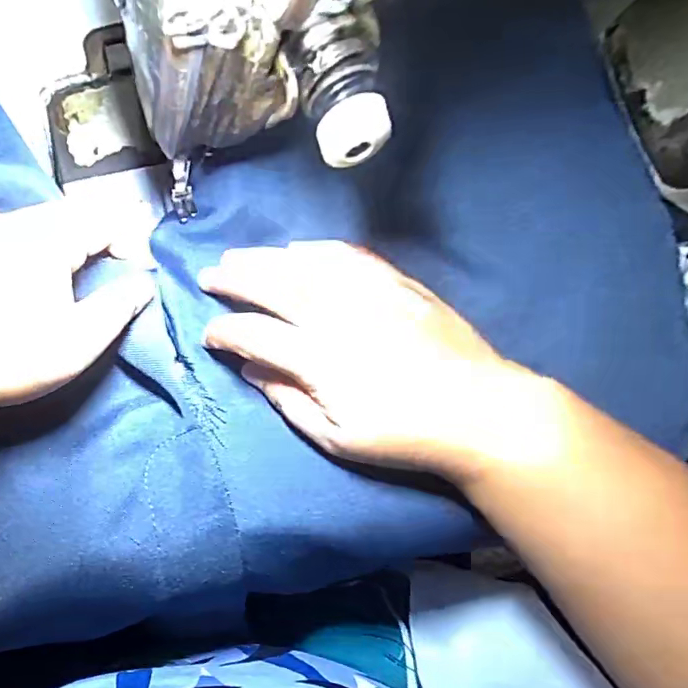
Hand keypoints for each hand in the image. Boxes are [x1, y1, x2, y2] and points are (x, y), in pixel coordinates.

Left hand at [0, 199, 157, 423]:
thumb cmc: (13, 359)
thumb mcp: (80, 340)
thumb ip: (119, 305)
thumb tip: (144, 282)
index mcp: (44, 238)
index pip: (104, 220)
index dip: (131, 242)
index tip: (142, 271)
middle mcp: (13, 223)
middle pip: (73, 214)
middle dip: (103, 236)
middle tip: (121, 268)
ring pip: (46, 220)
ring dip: (74, 239)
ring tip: (89, 271)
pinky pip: (21, 231)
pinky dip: (45, 244)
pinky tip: (49, 272)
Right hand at [200, 241, 571, 484]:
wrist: (477, 412)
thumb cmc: (401, 436)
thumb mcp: (335, 437)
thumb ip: (288, 400)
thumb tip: (253, 370)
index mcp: (319, 359)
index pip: (256, 334)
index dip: (225, 332)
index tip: (209, 336)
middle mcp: (339, 316)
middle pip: (275, 286)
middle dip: (236, 279)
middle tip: (209, 275)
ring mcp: (371, 294)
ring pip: (308, 265)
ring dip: (268, 258)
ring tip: (242, 257)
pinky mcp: (398, 285)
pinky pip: (350, 257)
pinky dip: (319, 250)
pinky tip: (300, 249)